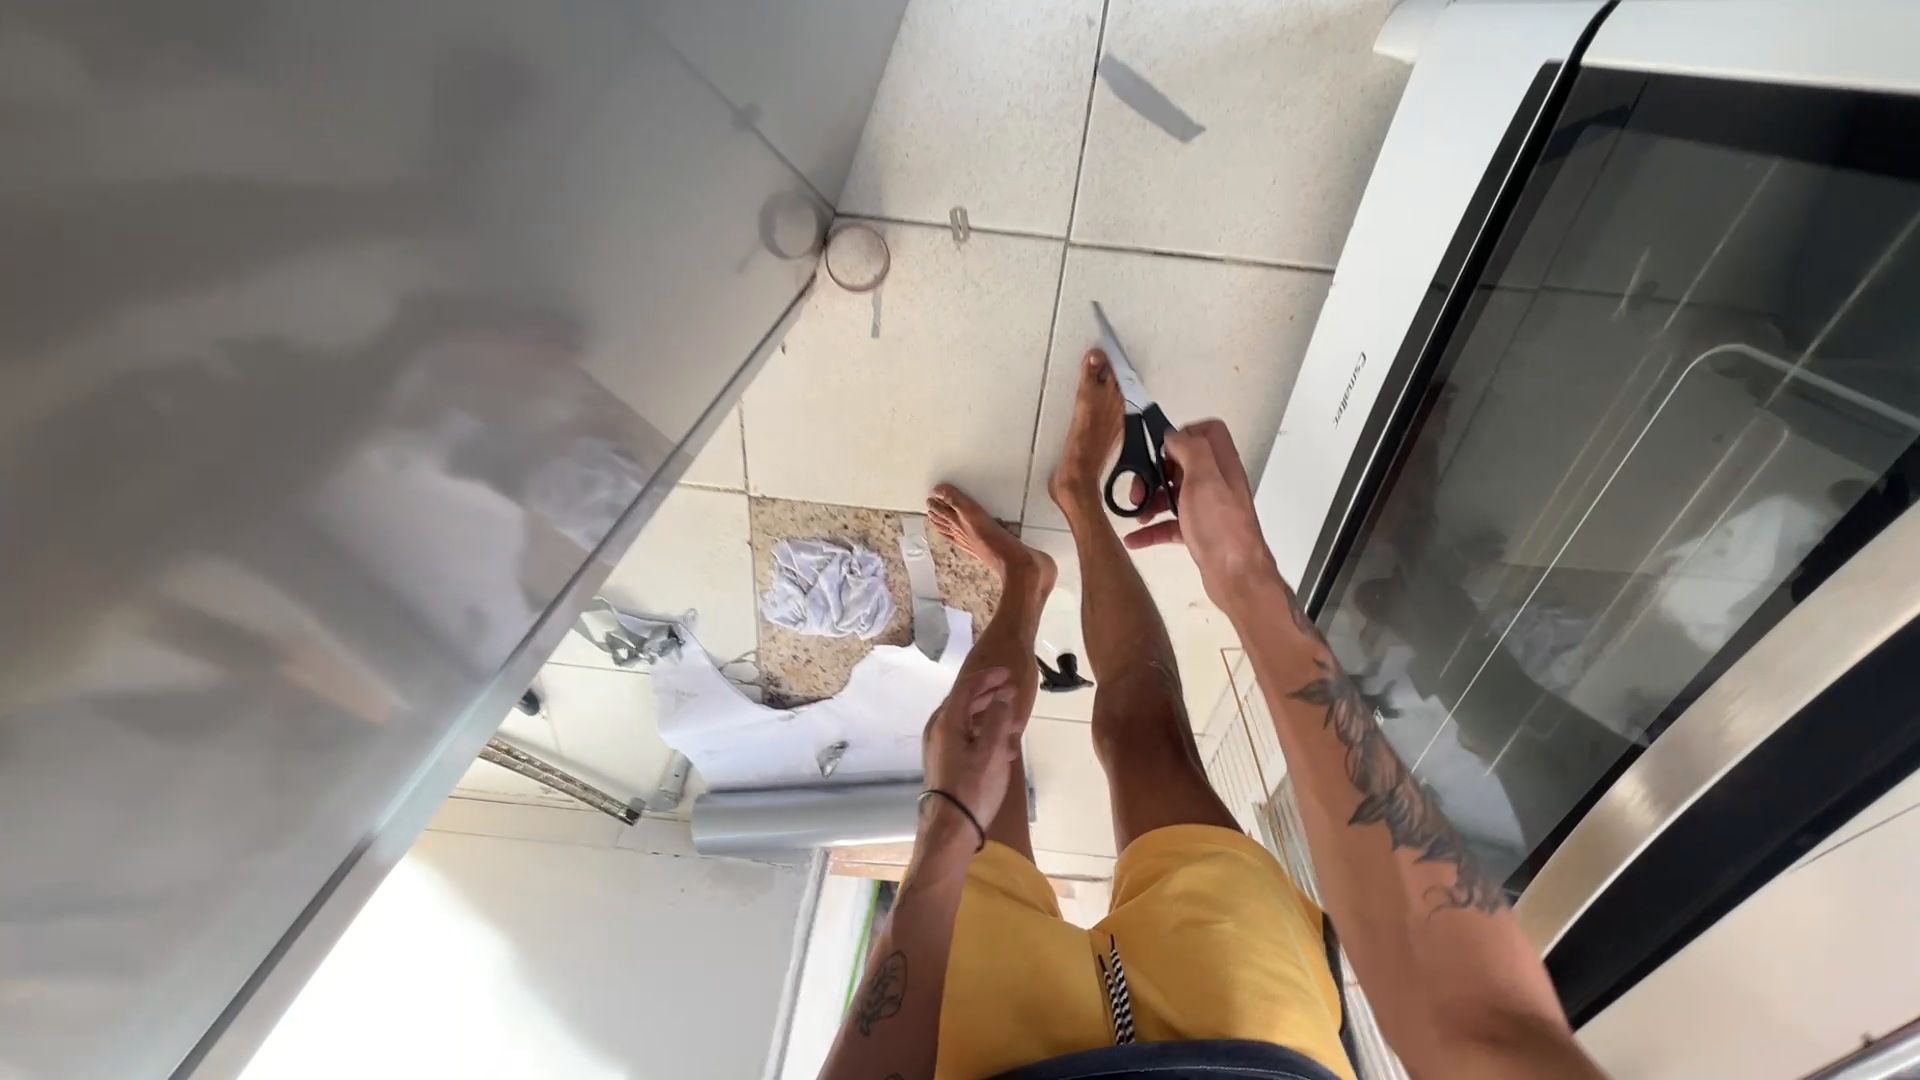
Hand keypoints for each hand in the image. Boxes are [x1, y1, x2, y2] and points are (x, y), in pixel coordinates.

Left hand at [921, 667, 1024, 848]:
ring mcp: (941, 747)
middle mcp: (939, 730)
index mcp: (947, 722)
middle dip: (990, 695)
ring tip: (1015, 721)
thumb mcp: (992, 751)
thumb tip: (1002, 696)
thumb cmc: (973, 788)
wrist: (951, 829)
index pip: (966, 688)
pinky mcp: (947, 762)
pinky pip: (967, 738)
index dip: (988, 677)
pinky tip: (1004, 747)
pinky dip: (985, 734)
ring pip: (967, 721)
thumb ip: (998, 719)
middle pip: (965, 702)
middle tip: (1013, 692)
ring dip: (991, 716)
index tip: (1008, 674)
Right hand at [1123, 419, 1284, 610]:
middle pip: (1182, 464)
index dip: (1184, 434)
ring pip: (1173, 495)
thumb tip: (1173, 435)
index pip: (1208, 432)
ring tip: (1135, 514)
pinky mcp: (1198, 533)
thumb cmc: (1220, 527)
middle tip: (1139, 488)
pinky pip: (1170, 525)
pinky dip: (1151, 530)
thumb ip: (1191, 450)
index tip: (1161, 451)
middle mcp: (1216, 483)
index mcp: (1221, 465)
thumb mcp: (1204, 479)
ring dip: (1150, 501)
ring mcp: (1208, 509)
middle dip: (1155, 473)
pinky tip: (1134, 539)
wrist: (1236, 576)